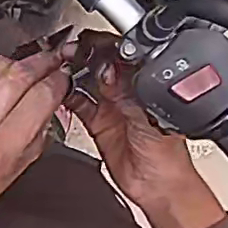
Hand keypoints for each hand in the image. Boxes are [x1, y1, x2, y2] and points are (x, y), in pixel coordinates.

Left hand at [0, 50, 70, 227]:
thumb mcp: (23, 161)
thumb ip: (42, 124)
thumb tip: (55, 88)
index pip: (39, 98)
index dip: (57, 81)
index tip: (64, 77)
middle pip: (18, 75)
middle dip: (42, 64)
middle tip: (53, 63)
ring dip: (19, 63)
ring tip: (28, 70)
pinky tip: (1, 75)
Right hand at [66, 33, 223, 227]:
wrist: (158, 185)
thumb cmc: (167, 153)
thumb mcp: (146, 114)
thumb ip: (126, 92)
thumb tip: (107, 69)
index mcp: (143, 82)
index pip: (120, 55)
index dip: (102, 46)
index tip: (86, 42)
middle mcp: (126, 90)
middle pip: (100, 64)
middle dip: (84, 56)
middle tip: (69, 52)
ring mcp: (110, 106)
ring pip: (86, 81)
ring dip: (73, 73)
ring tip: (61, 67)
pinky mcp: (97, 122)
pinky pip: (78, 103)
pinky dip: (67, 96)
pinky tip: (60, 92)